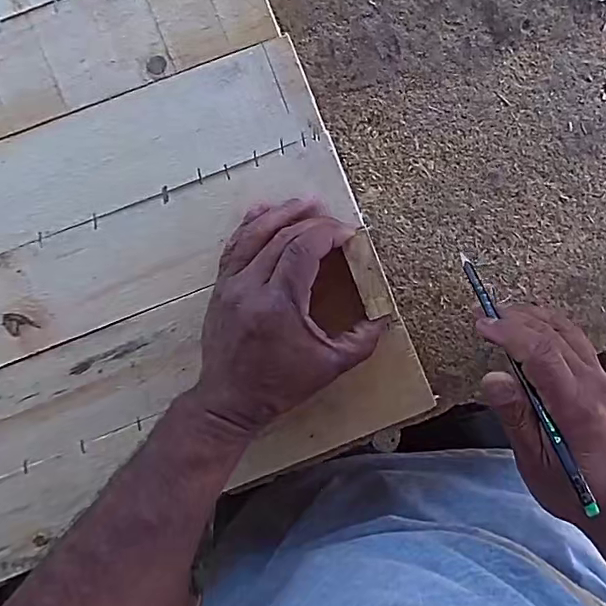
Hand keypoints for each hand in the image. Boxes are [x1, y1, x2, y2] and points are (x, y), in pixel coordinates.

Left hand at [187, 198, 386, 439]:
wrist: (228, 402)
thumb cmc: (280, 386)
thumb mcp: (329, 367)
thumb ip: (362, 340)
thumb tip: (385, 317)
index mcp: (279, 304)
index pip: (303, 249)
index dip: (327, 233)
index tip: (348, 233)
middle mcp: (251, 288)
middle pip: (282, 237)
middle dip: (312, 223)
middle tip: (335, 220)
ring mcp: (231, 285)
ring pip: (254, 235)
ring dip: (281, 214)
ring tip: (305, 202)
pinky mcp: (221, 288)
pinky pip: (234, 246)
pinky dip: (250, 225)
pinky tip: (263, 211)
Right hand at [475, 304, 605, 539]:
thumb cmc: (578, 491)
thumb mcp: (537, 465)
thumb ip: (516, 418)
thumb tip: (492, 377)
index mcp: (578, 407)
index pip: (542, 353)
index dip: (509, 332)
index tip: (481, 325)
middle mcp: (594, 384)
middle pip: (552, 334)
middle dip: (513, 319)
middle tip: (481, 314)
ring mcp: (602, 378)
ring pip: (565, 330)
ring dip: (531, 316)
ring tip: (500, 314)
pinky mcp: (601, 378)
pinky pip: (574, 338)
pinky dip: (548, 324)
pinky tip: (530, 325)